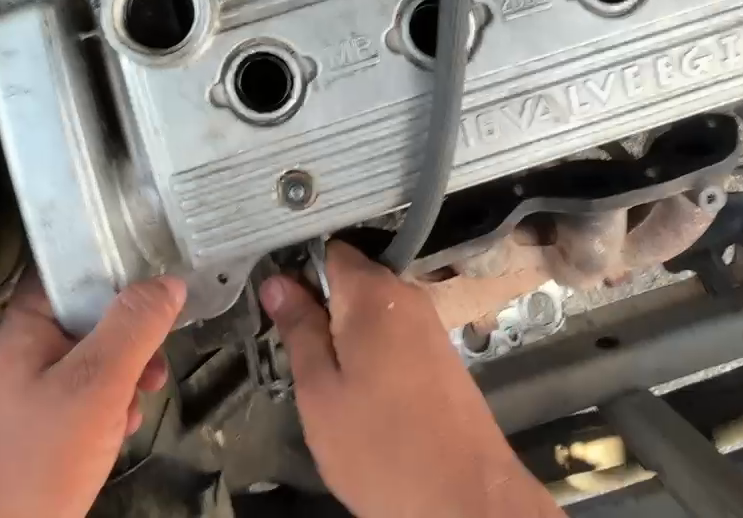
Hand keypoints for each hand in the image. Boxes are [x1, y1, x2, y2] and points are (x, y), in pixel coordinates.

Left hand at [0, 275, 185, 517]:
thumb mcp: (94, 387)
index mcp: (28, 324)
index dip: (113, 258)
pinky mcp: (34, 431)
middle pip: (89, 314)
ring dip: (124, 375)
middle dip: (131, 332)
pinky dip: (107, 409)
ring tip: (145, 398)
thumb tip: (169, 282)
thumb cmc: (29, 462)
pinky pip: (81, 401)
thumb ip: (133, 328)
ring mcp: (27, 393)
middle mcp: (25, 350)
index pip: (70, 265)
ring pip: (91, 360)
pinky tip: (121, 430)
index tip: (158, 265)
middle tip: (158, 357)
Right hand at [260, 243, 561, 517]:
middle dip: (321, 307)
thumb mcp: (320, 392)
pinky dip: (373, 351)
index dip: (297, 271)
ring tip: (330, 381)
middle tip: (298, 353)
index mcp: (372, 293)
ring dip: (346, 333)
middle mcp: (406, 294)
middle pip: (350, 278)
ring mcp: (428, 322)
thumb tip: (276, 283)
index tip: (278, 306)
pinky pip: (394, 332)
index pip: (327, 250)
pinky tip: (364, 392)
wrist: (466, 500)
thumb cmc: (382, 448)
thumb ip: (298, 330)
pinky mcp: (441, 352)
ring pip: (371, 309)